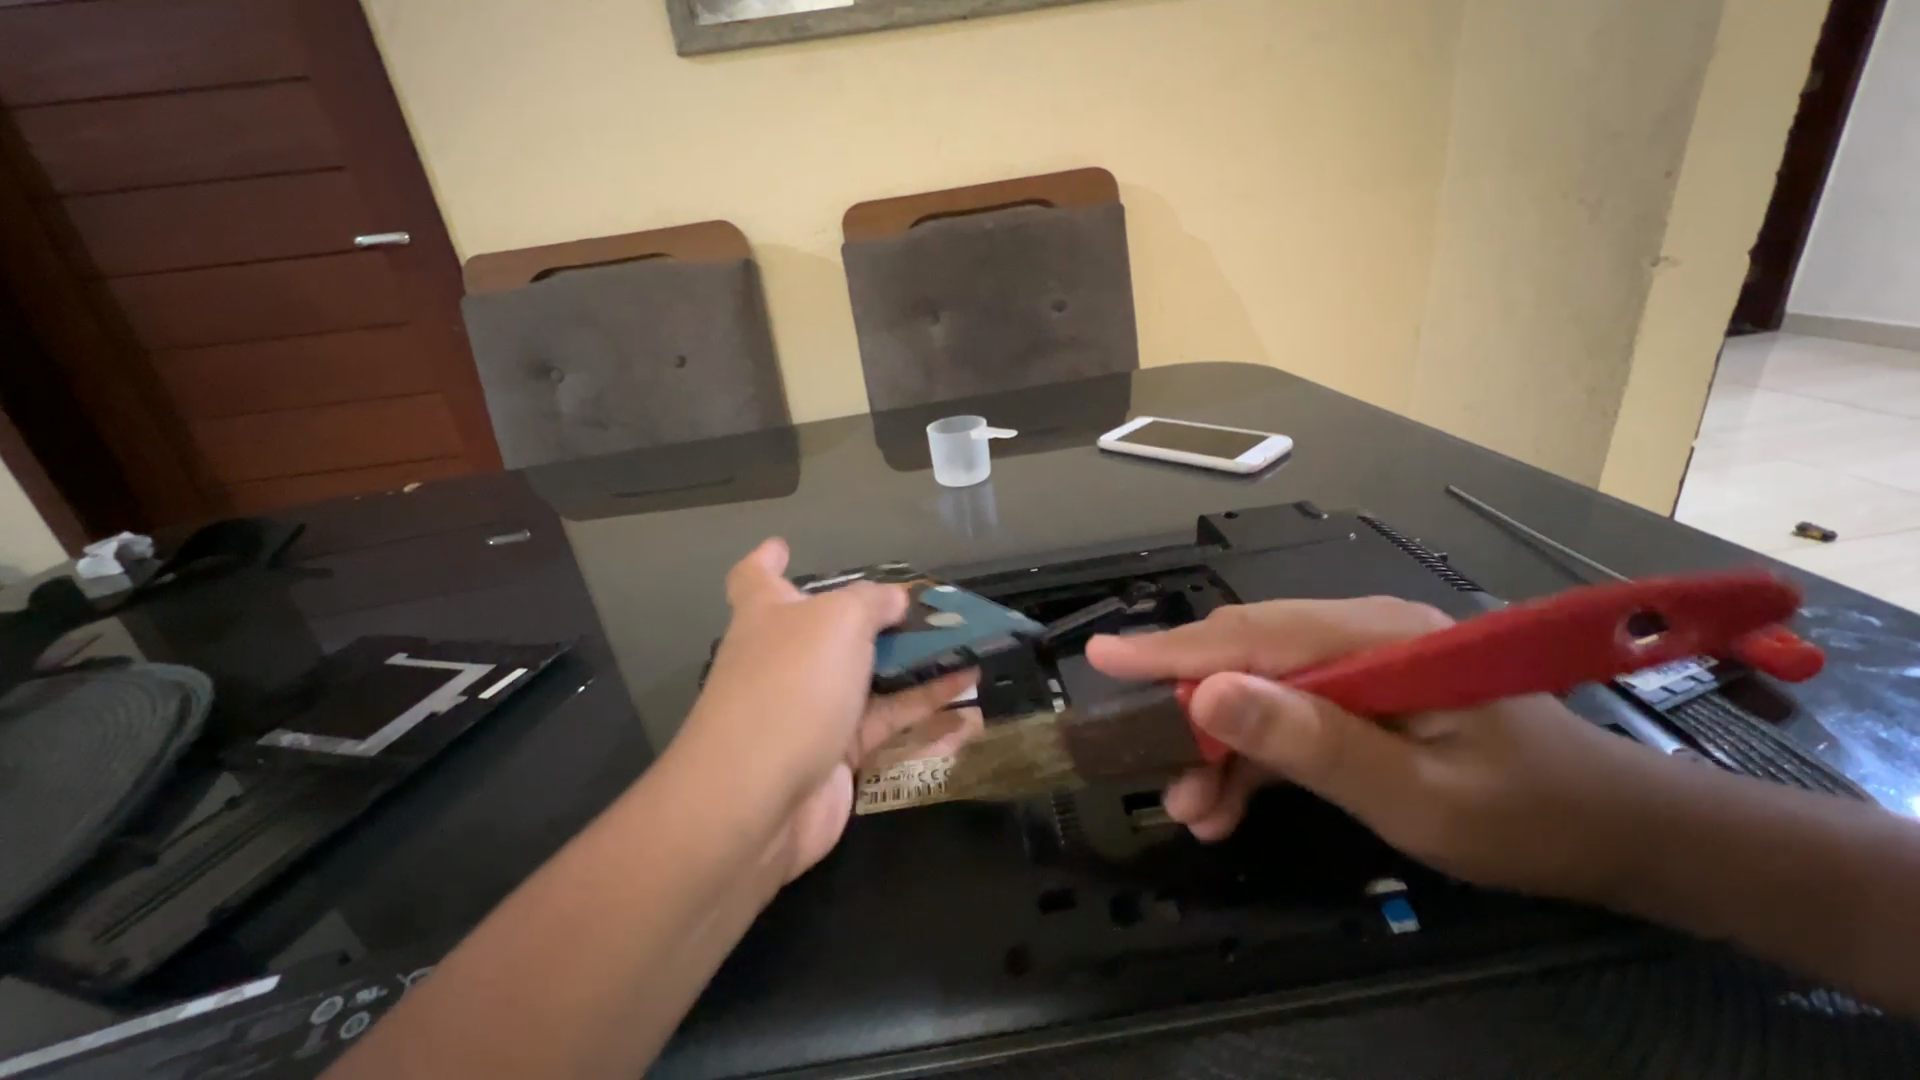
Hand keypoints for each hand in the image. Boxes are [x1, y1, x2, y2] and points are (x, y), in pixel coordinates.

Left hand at [682, 540, 975, 880]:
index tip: (784, 546)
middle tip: (927, 607)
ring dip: (916, 664)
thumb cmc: (790, 686)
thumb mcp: (837, 622)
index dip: (769, 559)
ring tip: (968, 647)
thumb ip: (872, 602)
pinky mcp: (836, 754)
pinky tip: (970, 699)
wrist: (758, 799)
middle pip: (830, 628)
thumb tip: (896, 600)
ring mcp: (810, 709)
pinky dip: (925, 710)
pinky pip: (887, 723)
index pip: (755, 577)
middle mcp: (785, 658)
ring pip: (869, 677)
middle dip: (874, 617)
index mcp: (767, 614)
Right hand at [1086, 598, 1665, 901]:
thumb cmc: (1529, 816)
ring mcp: (1362, 666)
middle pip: (1246, 657)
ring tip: (1191, 808)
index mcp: (1379, 640)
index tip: (1102, 657)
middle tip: (1151, 768)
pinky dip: (1254, 757)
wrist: (1618, 834)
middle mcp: (1362, 636)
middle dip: (1191, 712)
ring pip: (1260, 691)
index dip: (1171, 650)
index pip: (1251, 636)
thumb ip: (1313, 743)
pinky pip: (1290, 716)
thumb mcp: (1416, 795)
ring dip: (1220, 746)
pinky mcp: (1364, 698)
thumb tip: (1211, 695)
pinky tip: (1226, 804)